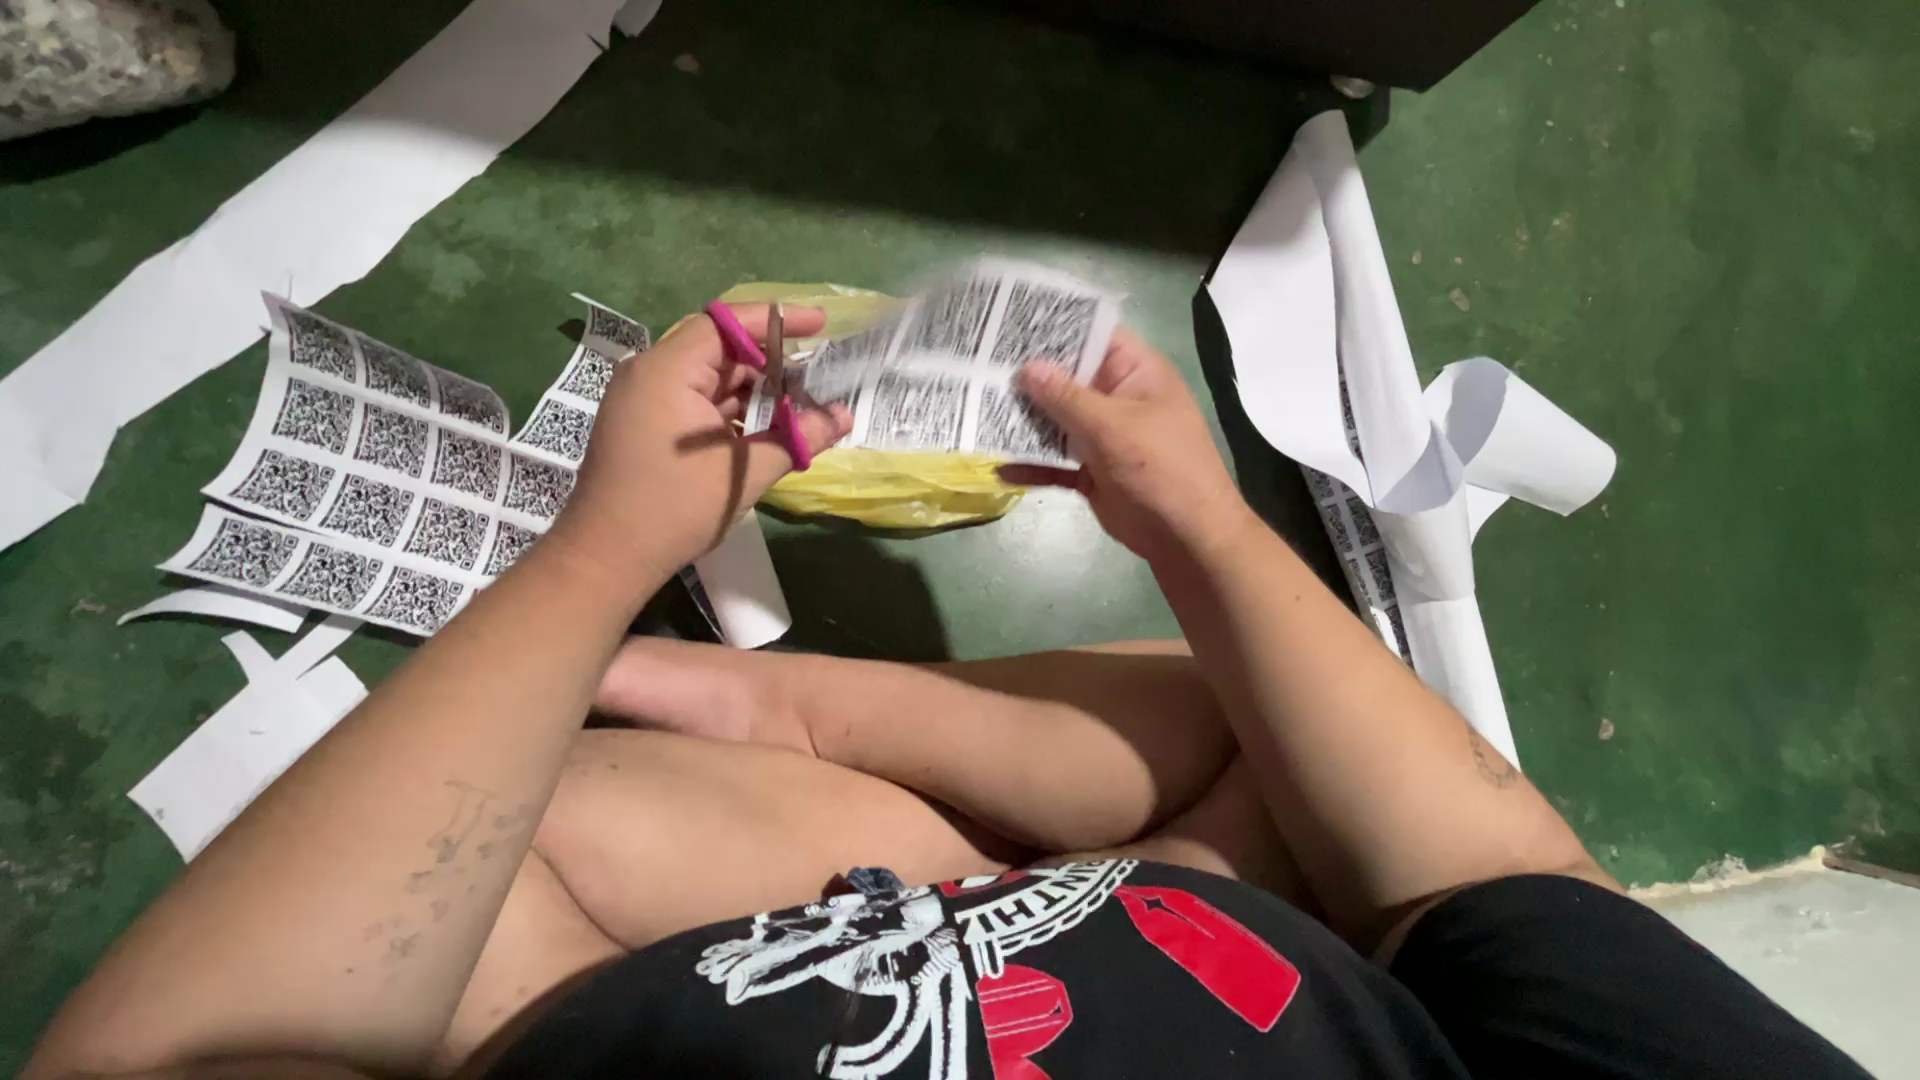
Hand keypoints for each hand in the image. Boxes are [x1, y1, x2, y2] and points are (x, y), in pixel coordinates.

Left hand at [546, 303, 852, 592]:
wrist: (606, 558)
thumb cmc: (674, 509)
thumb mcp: (745, 472)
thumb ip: (798, 438)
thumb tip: (845, 416)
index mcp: (667, 371)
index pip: (727, 323)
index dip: (777, 320)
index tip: (820, 326)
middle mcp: (649, 374)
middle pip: (719, 349)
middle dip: (770, 362)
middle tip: (815, 380)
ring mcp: (642, 400)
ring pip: (708, 378)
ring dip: (752, 391)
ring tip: (797, 409)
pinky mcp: (644, 424)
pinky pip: (694, 401)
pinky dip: (730, 410)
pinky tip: (762, 431)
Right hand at [1000, 327, 1254, 564]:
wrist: (1185, 535)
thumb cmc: (1162, 467)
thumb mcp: (1114, 426)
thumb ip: (1067, 397)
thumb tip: (1027, 367)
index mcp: (1135, 373)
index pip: (1094, 336)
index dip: (1057, 326)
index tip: (1012, 321)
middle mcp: (1117, 399)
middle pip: (1068, 378)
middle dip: (1029, 375)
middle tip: (980, 363)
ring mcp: (1103, 436)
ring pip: (1056, 420)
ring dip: (1024, 420)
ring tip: (978, 407)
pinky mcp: (1091, 471)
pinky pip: (1055, 462)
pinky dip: (1032, 464)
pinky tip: (1000, 467)